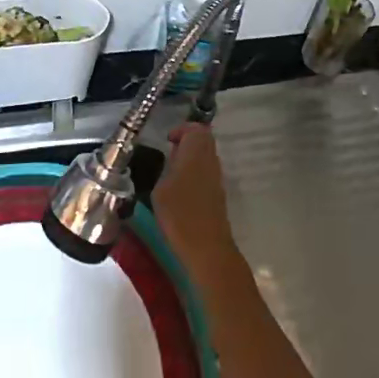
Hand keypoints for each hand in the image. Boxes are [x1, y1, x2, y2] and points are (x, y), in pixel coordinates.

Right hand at [155, 123, 240, 283]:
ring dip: (191, 157)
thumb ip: (166, 169)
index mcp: (196, 153)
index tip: (167, 140)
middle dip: (187, 141)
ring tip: (171, 171)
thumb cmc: (179, 215)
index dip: (182, 130)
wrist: (207, 248)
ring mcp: (217, 178)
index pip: (195, 129)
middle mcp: (210, 161)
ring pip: (206, 156)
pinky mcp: (218, 194)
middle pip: (204, 140)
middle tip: (169, 152)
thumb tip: (171, 160)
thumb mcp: (160, 189)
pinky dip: (195, 172)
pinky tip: (181, 189)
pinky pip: (207, 172)